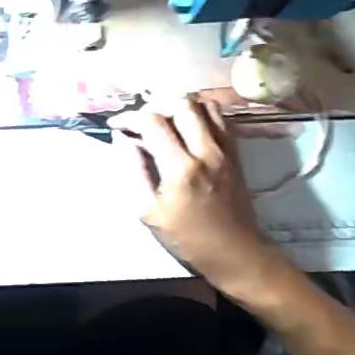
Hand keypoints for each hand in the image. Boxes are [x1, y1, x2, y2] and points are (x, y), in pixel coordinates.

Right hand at [114, 98, 291, 299]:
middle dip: (155, 106)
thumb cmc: (187, 237)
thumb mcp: (150, 213)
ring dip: (180, 105)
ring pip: (203, 105)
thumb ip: (135, 172)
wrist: (234, 250)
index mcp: (180, 169)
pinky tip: (188, 125)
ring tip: (165, 118)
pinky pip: (220, 117)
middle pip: (180, 104)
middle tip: (142, 120)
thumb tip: (123, 140)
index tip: (118, 125)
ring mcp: (224, 149)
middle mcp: (205, 151)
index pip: (153, 122)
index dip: (130, 118)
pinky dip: (201, 112)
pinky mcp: (235, 151)